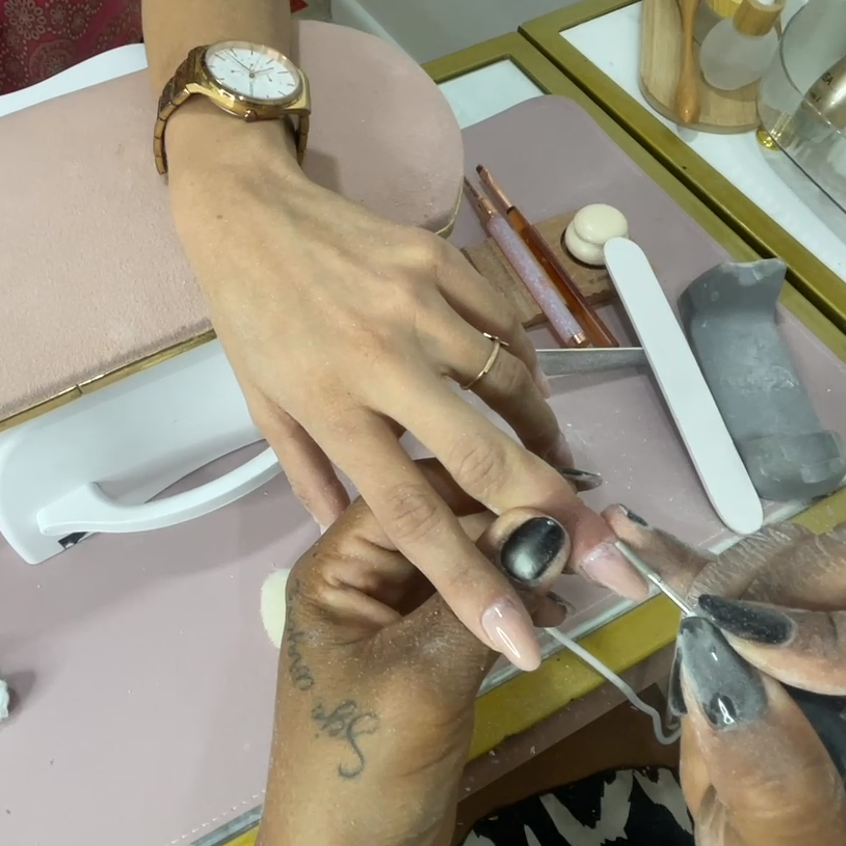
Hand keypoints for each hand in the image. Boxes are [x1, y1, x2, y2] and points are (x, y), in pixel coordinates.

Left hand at [168, 135, 621, 671]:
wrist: (249, 211)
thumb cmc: (251, 317)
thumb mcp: (262, 406)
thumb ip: (309, 474)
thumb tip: (348, 535)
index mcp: (328, 404)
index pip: (408, 510)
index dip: (467, 581)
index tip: (517, 635)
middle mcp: (381, 357)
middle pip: (481, 449)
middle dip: (547, 508)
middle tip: (595, 548)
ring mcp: (417, 301)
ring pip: (511, 380)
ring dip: (541, 429)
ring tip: (548, 456)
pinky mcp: (440, 257)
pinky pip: (506, 321)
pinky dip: (522, 360)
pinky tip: (515, 380)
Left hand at [217, 468, 569, 845]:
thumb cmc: (365, 768)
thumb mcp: (422, 675)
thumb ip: (480, 596)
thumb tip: (548, 523)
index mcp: (337, 567)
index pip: (411, 498)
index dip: (484, 490)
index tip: (563, 494)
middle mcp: (362, 577)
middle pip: (441, 526)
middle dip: (510, 528)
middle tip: (590, 534)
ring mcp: (394, 614)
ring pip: (463, 563)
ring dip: (518, 565)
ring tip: (580, 572)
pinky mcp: (425, 647)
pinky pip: (472, 604)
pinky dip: (512, 603)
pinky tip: (552, 610)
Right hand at [606, 510, 845, 845]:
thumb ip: (781, 801)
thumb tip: (726, 669)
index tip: (755, 653)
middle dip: (782, 584)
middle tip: (712, 628)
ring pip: (811, 547)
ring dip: (736, 575)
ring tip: (693, 627)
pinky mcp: (780, 614)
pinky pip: (737, 565)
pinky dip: (682, 553)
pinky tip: (632, 536)